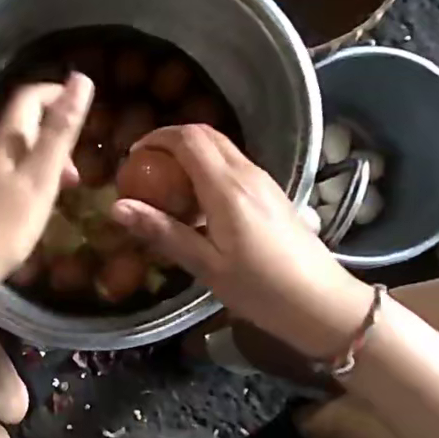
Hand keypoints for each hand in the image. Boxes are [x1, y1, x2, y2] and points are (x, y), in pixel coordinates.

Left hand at [0, 73, 93, 285]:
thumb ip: (61, 131)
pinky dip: (31, 175)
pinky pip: (8, 172)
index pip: (30, 97)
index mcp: (4, 140)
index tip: (84, 104)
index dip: (57, 93)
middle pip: (24, 124)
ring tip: (67, 184)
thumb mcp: (41, 177)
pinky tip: (39, 201)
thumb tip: (80, 79)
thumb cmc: (5, 223)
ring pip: (17, 151)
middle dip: (55, 130)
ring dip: (46, 157)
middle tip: (81, 157)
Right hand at [109, 124, 372, 358]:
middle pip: (206, 135)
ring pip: (222, 149)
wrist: (321, 302)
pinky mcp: (273, 194)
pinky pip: (235, 166)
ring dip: (191, 156)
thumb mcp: (206, 265)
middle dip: (171, 142)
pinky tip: (200, 206)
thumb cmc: (261, 289)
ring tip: (168, 189)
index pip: (189, 138)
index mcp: (228, 187)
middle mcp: (247, 173)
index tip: (133, 157)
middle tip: (146, 169)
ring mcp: (264, 181)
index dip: (157, 138)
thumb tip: (117, 207)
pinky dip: (209, 171)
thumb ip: (163, 232)